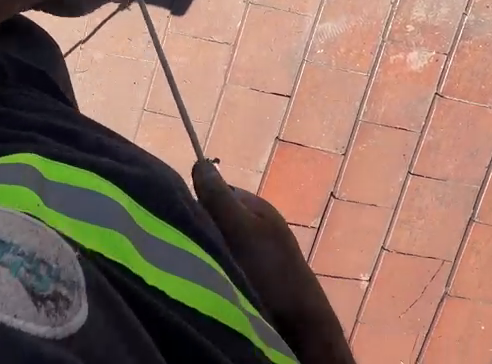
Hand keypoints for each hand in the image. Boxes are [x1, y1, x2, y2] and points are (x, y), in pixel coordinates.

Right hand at [193, 161, 354, 363]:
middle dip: (205, 230)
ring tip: (205, 269)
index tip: (188, 223)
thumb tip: (198, 160)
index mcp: (258, 206)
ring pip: (223, 244)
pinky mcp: (262, 280)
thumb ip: (219, 197)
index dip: (199, 204)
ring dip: (212, 254)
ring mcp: (262, 254)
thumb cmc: (271, 272)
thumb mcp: (240, 228)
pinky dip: (222, 272)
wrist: (303, 332)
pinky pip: (231, 266)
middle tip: (195, 249)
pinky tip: (217, 284)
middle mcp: (261, 225)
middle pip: (219, 218)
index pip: (216, 192)